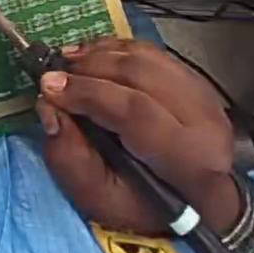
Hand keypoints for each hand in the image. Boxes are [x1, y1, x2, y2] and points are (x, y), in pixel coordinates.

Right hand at [36, 38, 242, 234]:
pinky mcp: (195, 80)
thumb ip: (70, 158)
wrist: (193, 204)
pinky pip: (149, 51)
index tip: (49, 86)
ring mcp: (205, 97)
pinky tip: (90, 57)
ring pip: (144, 57)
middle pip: (140, 74)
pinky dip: (113, 48)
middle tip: (54, 74)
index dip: (88, 93)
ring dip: (99, 54)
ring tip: (68, 63)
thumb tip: (48, 108)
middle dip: (89, 68)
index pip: (136, 112)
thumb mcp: (100, 199)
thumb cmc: (142, 204)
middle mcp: (205, 122)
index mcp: (186, 160)